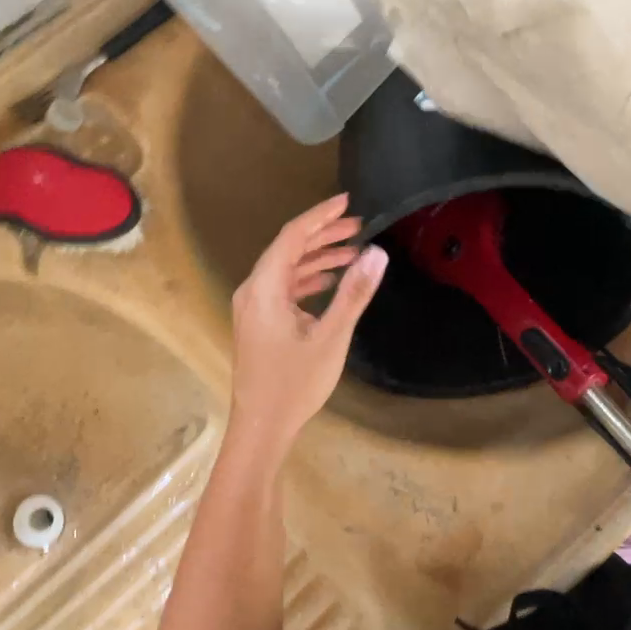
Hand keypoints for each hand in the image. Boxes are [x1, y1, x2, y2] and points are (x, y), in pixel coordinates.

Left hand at [227, 194, 387, 463]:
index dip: (320, 216)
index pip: (292, 237)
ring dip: (318, 257)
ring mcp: (253, 308)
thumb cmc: (294, 384)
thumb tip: (377, 254)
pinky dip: (309, 278)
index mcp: (264, 288)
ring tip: (354, 251)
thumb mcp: (331, 337)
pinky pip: (284, 288)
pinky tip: (332, 279)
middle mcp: (253, 291)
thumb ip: (354, 293)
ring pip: (286, 269)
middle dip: (323, 234)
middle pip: (288, 249)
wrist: (262, 427)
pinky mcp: (259, 323)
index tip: (348, 202)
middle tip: (359, 225)